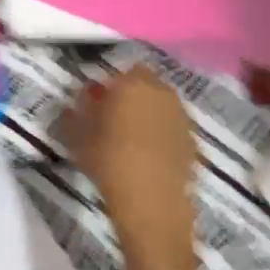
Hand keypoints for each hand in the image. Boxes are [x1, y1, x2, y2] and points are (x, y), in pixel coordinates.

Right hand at [67, 67, 198, 251]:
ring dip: (147, 111)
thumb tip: (84, 96)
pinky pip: (171, 125)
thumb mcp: (76, 133)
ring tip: (128, 132)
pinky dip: (160, 131)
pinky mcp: (193, 140)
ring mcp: (182, 117)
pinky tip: (145, 150)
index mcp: (132, 84)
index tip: (97, 95)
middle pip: (146, 84)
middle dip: (131, 93)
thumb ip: (78, 108)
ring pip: (161, 104)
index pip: (124, 68)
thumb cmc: (107, 160)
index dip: (111, 81)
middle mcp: (162, 93)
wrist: (151, 201)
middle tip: (111, 112)